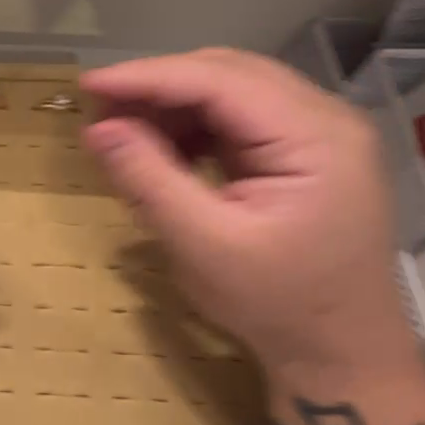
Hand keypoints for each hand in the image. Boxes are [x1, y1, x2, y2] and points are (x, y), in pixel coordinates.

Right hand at [79, 49, 412, 377]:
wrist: (338, 350)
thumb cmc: (276, 303)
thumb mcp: (202, 244)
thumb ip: (149, 179)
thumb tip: (97, 128)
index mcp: (315, 136)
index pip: (220, 81)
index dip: (147, 77)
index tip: (86, 84)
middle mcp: (324, 119)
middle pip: (228, 74)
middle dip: (157, 85)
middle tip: (98, 109)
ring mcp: (316, 134)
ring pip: (230, 91)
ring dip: (171, 104)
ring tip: (121, 131)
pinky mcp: (300, 153)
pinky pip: (237, 119)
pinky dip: (191, 126)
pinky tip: (160, 149)